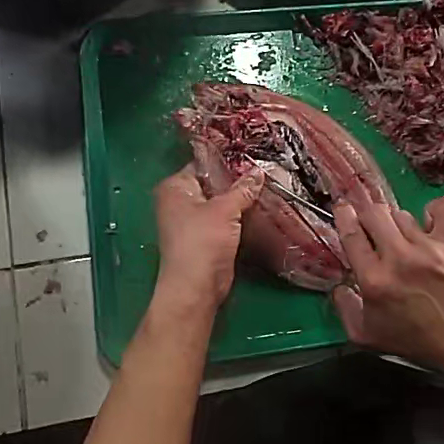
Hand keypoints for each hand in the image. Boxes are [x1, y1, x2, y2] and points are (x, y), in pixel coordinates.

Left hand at [152, 165, 262, 307]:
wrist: (197, 287)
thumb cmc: (203, 242)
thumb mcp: (225, 210)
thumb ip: (243, 189)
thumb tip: (259, 171)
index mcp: (175, 188)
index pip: (202, 164)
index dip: (227, 160)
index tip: (252, 157)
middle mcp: (180, 201)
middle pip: (213, 183)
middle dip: (238, 180)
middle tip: (265, 171)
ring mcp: (193, 221)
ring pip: (222, 203)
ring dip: (241, 200)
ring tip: (267, 187)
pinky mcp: (207, 237)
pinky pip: (226, 219)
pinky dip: (240, 216)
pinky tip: (260, 209)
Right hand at [331, 191, 443, 369]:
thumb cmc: (412, 338)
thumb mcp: (365, 336)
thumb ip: (344, 309)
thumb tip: (339, 286)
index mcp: (374, 280)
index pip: (352, 234)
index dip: (344, 216)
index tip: (344, 210)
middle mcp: (398, 258)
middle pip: (374, 214)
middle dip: (367, 215)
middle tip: (370, 225)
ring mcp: (426, 248)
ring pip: (402, 214)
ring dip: (396, 222)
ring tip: (400, 237)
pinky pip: (442, 209)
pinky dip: (434, 210)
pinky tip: (429, 223)